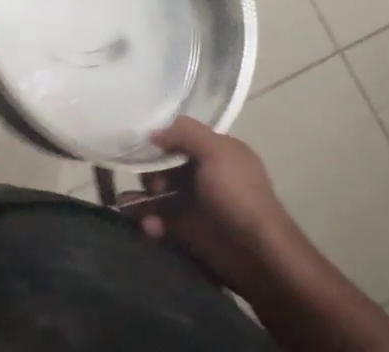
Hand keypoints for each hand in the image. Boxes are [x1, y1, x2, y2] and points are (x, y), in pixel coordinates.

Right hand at [126, 116, 301, 294]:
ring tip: (130, 206)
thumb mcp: (217, 152)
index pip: (182, 137)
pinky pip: (161, 222)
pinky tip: (149, 226)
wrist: (258, 256)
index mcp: (218, 153)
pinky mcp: (188, 233)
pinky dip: (151, 222)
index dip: (162, 140)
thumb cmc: (239, 196)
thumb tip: (153, 133)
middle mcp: (206, 176)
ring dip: (142, 199)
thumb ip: (185, 134)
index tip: (142, 147)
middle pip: (165, 165)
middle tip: (151, 184)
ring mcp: (197, 205)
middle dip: (150, 172)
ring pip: (159, 195)